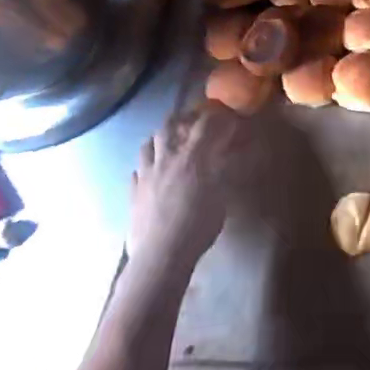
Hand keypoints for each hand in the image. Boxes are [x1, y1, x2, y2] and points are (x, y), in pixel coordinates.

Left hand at [127, 102, 248, 272]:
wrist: (161, 255)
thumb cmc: (198, 226)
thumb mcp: (222, 196)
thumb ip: (227, 170)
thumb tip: (236, 153)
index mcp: (192, 156)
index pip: (204, 123)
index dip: (216, 114)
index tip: (225, 114)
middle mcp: (166, 158)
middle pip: (170, 125)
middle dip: (183, 118)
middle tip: (194, 121)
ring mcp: (146, 173)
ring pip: (148, 143)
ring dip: (160, 137)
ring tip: (170, 141)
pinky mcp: (133, 191)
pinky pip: (137, 170)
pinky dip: (146, 165)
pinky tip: (152, 173)